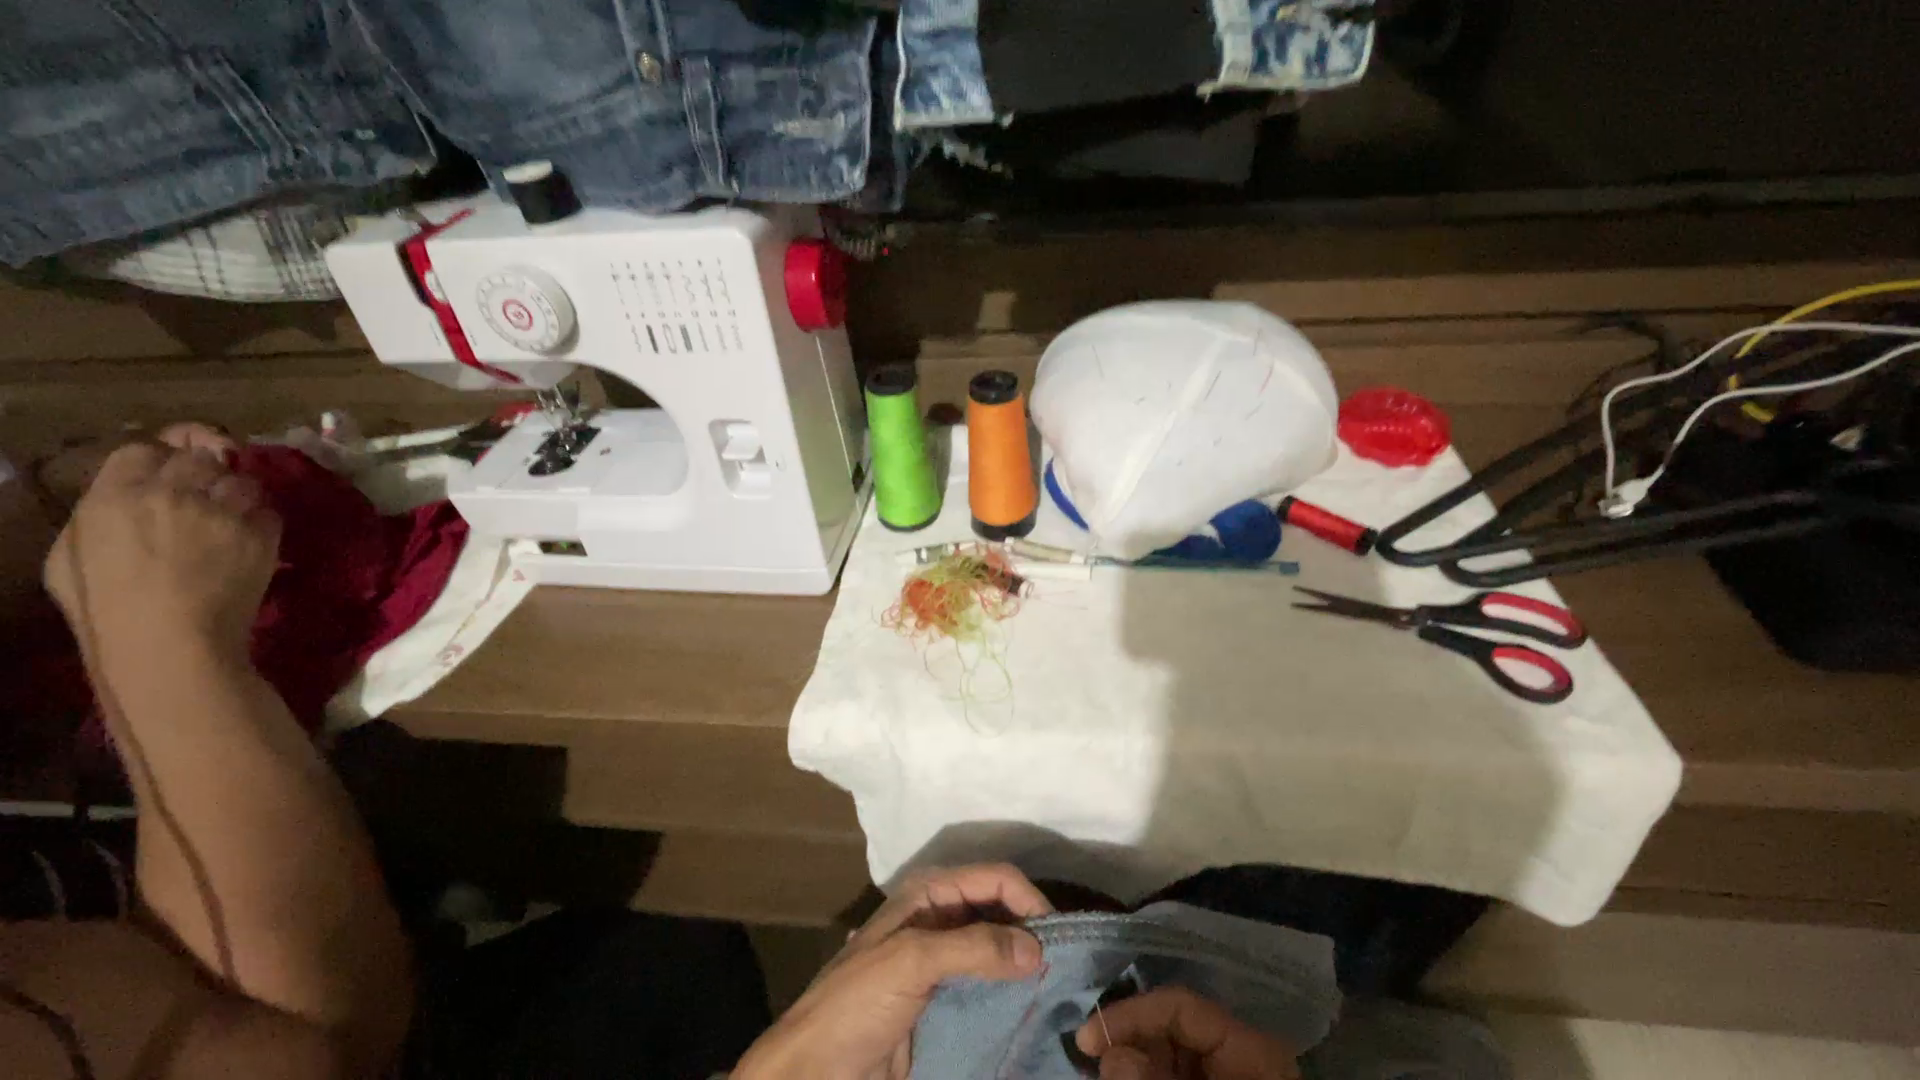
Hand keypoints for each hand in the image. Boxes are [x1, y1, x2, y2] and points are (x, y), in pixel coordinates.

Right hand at [44, 440, 278, 666]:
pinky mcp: (263, 533)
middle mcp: (174, 492)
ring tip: (231, 515)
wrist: (170, 642)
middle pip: (200, 458)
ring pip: (242, 480)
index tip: (171, 469)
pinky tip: (250, 536)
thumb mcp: (69, 555)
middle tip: (207, 491)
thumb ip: (98, 515)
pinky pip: (269, 511)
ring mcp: (224, 511)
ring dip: (238, 493)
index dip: (160, 457)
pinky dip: (261, 519)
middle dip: (204, 470)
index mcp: (115, 494)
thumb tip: (120, 501)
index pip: (143, 449)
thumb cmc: (105, 609)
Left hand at [734, 864, 1054, 1079]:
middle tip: (1066, 966)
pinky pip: (989, 986)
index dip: (1029, 900)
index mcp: (928, 894)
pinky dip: (1013, 992)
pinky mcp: (945, 1000)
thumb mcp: (911, 962)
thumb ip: (973, 948)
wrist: (816, 1069)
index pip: (994, 879)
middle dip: (1032, 931)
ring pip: (998, 949)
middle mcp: (940, 918)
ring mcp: (943, 961)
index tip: (1059, 939)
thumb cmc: (855, 1003)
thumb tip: (1037, 948)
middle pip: (1000, 910)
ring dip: (1026, 964)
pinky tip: (1032, 1007)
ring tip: (1058, 988)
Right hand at [1075, 986, 1300, 1079]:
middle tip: (1091, 1064)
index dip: (1130, 1016)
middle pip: (1171, 1033)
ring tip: (1105, 1076)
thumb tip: (1112, 1056)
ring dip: (1134, 1068)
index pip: (1180, 1007)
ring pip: (1168, 1063)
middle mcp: (1240, 1061)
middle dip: (1128, 1045)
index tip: (1087, 1042)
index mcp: (1250, 1051)